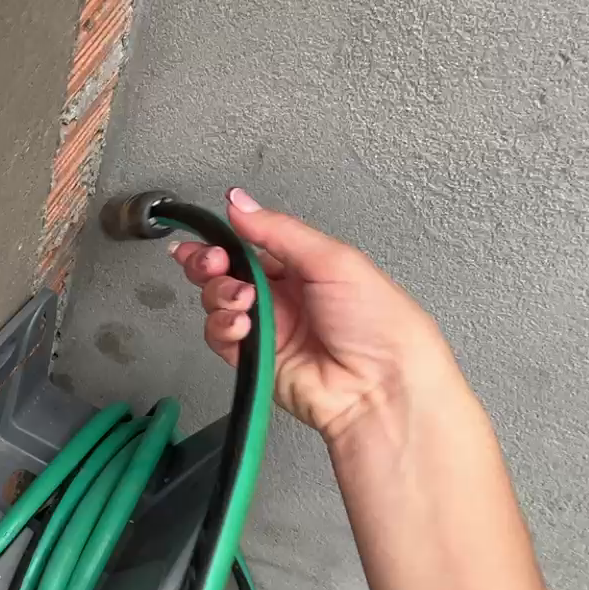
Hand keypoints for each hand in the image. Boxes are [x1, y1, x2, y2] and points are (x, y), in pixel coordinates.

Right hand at [172, 189, 458, 442]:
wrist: (379, 388)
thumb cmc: (379, 327)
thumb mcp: (333, 262)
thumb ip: (278, 230)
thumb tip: (240, 202)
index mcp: (303, 267)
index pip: (248, 245)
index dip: (224, 239)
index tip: (208, 236)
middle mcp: (280, 295)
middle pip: (223, 271)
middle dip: (208, 263)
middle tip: (212, 263)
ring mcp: (263, 326)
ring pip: (215, 300)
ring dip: (219, 294)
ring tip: (241, 299)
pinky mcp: (247, 355)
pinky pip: (217, 334)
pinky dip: (221, 326)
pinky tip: (241, 325)